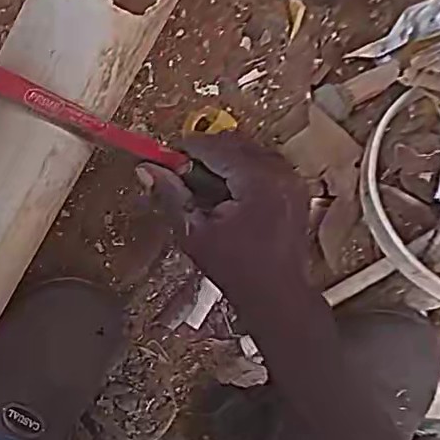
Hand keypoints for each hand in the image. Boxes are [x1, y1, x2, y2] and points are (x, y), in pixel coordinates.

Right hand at [138, 133, 311, 298]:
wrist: (276, 294)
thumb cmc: (234, 267)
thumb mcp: (194, 232)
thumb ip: (170, 196)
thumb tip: (145, 170)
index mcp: (258, 179)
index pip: (216, 147)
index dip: (185, 149)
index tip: (162, 158)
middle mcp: (281, 171)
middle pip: (235, 144)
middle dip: (204, 154)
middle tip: (176, 173)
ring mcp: (292, 179)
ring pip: (249, 153)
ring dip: (221, 162)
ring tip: (197, 186)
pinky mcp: (294, 190)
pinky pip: (262, 166)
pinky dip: (239, 172)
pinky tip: (222, 194)